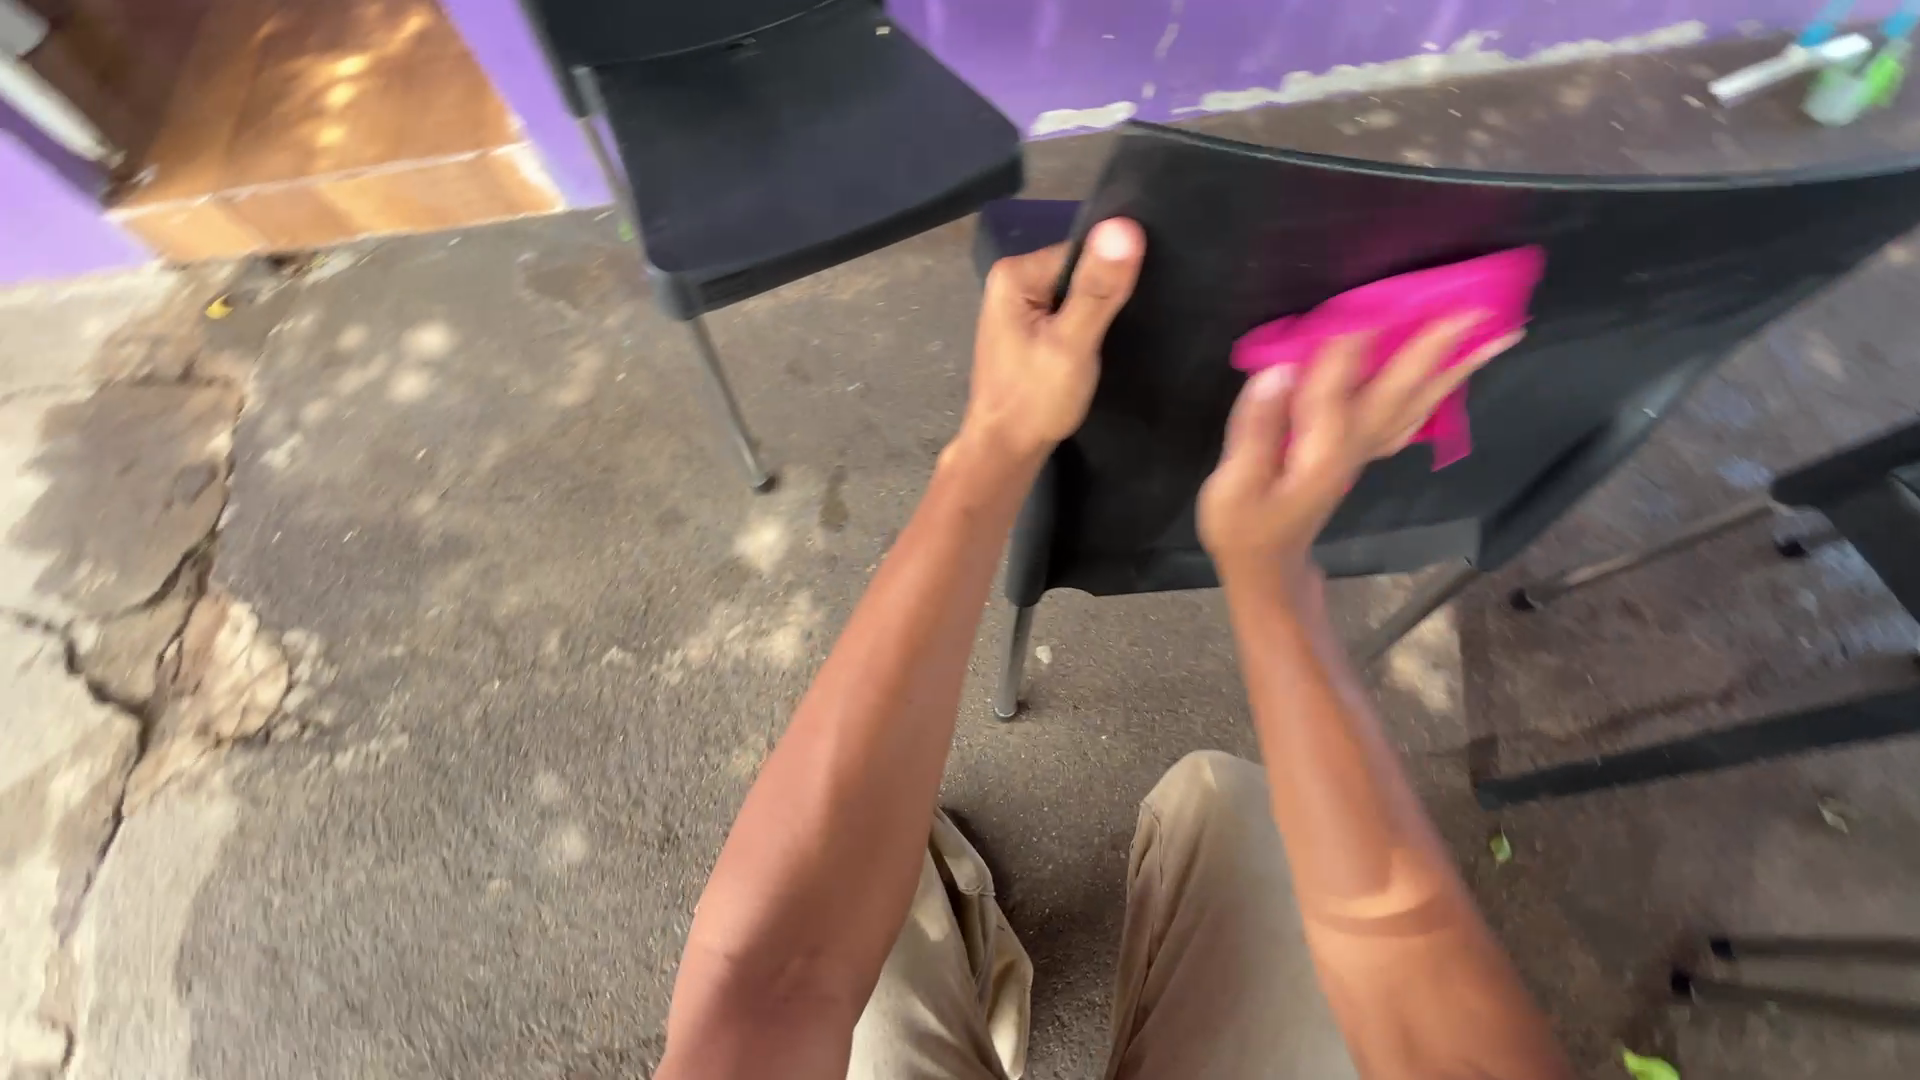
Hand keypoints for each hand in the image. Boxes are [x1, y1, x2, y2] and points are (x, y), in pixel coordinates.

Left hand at [957, 218, 1144, 464]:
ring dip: (1096, 314)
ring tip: (1115, 336)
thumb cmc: (1034, 400)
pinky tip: (1097, 347)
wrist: (1004, 450)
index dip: (1110, 273)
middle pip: (1077, 271)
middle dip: (1103, 294)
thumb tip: (1125, 227)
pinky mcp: (1027, 333)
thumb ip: (1097, 290)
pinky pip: (1065, 316)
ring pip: (1074, 296)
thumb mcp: (1072, 344)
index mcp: (1013, 275)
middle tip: (1129, 321)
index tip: (1135, 299)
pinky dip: (1084, 329)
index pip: (1080, 251)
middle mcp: (1010, 283)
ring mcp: (1017, 310)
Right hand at [1198, 314, 1522, 581]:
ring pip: (1415, 406)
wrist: (1266, 569)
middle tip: (1478, 308)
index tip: (1368, 303)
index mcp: (1319, 454)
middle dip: (1432, 349)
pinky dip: (1431, 396)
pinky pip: (1406, 420)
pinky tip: (1445, 381)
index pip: (1335, 389)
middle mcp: (1351, 449)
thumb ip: (1254, 429)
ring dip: (1455, 370)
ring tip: (1497, 337)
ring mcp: (1360, 454)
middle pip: (1398, 393)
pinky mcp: (1358, 458)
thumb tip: (1276, 372)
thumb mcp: (1232, 485)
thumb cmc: (1242, 530)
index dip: (1348, 346)